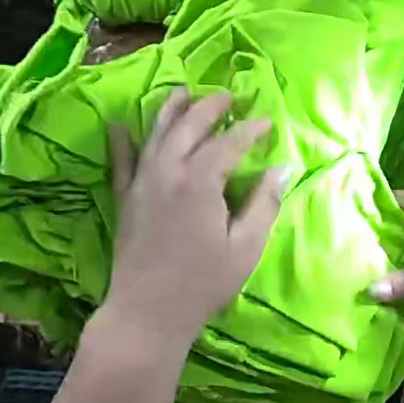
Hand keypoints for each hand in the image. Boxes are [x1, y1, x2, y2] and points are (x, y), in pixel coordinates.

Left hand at [101, 89, 286, 347]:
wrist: (148, 310)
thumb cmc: (204, 282)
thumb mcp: (246, 246)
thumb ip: (264, 203)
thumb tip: (284, 167)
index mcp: (201, 181)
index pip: (230, 142)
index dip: (250, 129)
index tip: (267, 122)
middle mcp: (168, 171)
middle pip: (190, 126)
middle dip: (211, 106)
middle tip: (228, 96)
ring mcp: (142, 182)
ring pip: (156, 134)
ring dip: (171, 110)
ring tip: (183, 92)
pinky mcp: (125, 199)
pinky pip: (120, 161)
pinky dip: (120, 141)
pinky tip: (119, 125)